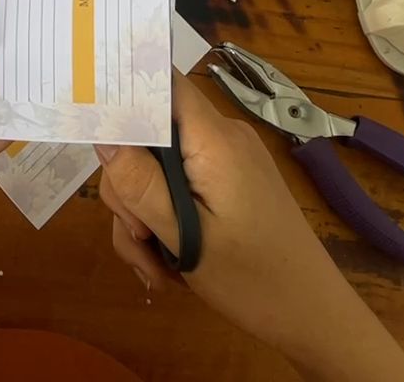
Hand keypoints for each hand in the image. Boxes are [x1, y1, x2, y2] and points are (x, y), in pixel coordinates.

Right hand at [97, 73, 403, 381]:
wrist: (318, 322)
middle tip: (138, 236)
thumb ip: (140, 183)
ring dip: (143, 213)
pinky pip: (176, 183)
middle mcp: (218, 137)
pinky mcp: (224, 180)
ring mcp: (221, 159)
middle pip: (147, 133)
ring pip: (154, 166)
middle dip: (128, 185)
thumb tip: (102, 137)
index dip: (121, 85)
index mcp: (214, 139)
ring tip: (155, 263)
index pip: (163, 81)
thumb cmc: (257, 281)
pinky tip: (166, 261)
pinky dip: (162, 218)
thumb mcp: (187, 238)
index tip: (85, 109)